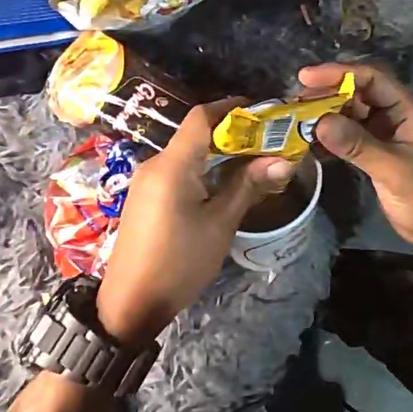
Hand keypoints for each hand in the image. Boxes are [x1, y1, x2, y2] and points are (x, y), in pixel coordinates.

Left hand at [97, 100, 293, 344]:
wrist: (130, 303)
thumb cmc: (179, 262)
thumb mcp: (220, 224)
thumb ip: (247, 186)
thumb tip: (282, 161)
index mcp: (172, 165)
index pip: (201, 118)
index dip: (231, 107)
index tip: (262, 110)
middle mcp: (154, 164)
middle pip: (195, 135)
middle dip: (231, 134)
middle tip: (267, 142)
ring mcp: (145, 182)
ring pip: (186, 155)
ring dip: (218, 155)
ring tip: (252, 164)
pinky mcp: (144, 198)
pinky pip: (176, 172)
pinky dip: (202, 171)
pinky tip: (222, 186)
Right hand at [298, 63, 412, 253]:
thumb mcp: (394, 170)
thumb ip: (358, 145)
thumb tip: (320, 122)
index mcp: (409, 110)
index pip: (372, 78)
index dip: (339, 73)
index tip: (305, 77)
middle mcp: (396, 117)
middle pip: (359, 92)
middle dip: (328, 92)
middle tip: (295, 101)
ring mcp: (387, 135)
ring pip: (352, 114)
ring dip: (327, 115)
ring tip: (296, 119)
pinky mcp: (378, 154)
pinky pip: (351, 137)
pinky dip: (332, 137)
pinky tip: (310, 142)